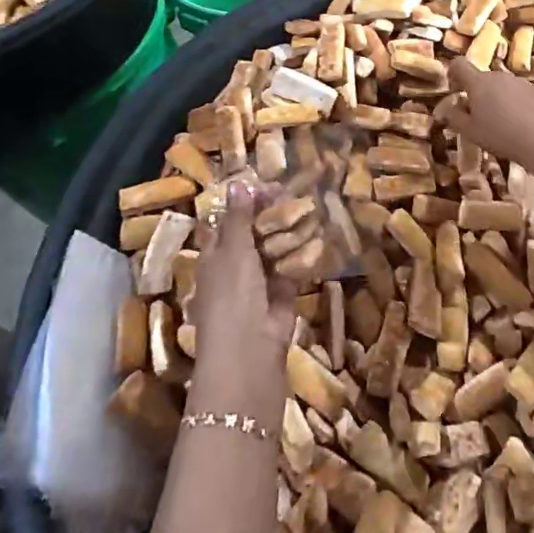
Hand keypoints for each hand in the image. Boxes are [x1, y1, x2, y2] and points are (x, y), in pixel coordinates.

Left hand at [191, 180, 296, 369]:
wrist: (251, 350)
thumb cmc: (232, 296)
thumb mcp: (233, 250)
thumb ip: (238, 217)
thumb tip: (238, 182)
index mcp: (215, 255)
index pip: (228, 221)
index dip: (246, 202)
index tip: (269, 185)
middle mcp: (236, 266)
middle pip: (254, 233)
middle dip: (272, 215)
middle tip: (296, 193)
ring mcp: (260, 281)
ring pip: (275, 249)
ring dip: (290, 232)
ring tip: (310, 206)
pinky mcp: (283, 295)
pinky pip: (293, 267)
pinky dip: (303, 253)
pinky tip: (318, 233)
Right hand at [443, 57, 533, 168]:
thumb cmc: (500, 136)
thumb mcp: (470, 132)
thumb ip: (454, 117)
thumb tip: (447, 107)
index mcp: (478, 82)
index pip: (459, 64)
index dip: (453, 73)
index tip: (454, 89)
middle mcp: (498, 76)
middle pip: (482, 79)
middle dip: (477, 93)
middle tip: (478, 117)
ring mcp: (520, 82)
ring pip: (501, 87)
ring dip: (496, 99)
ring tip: (501, 124)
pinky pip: (518, 94)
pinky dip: (514, 104)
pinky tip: (520, 124)